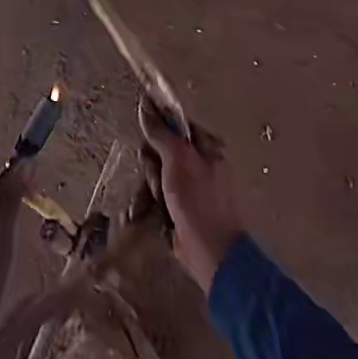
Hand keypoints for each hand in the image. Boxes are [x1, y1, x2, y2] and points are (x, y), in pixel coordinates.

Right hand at [138, 100, 243, 292]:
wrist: (212, 252)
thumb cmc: (198, 202)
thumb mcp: (178, 160)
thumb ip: (162, 134)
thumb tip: (145, 106)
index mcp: (207, 149)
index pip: (176, 125)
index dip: (159, 129)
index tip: (146, 137)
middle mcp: (200, 165)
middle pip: (162, 150)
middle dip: (152, 164)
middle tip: (157, 177)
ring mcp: (190, 188)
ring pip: (157, 172)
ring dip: (150, 185)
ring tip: (155, 200)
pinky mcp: (180, 208)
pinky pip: (158, 194)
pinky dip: (151, 201)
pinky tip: (146, 211)